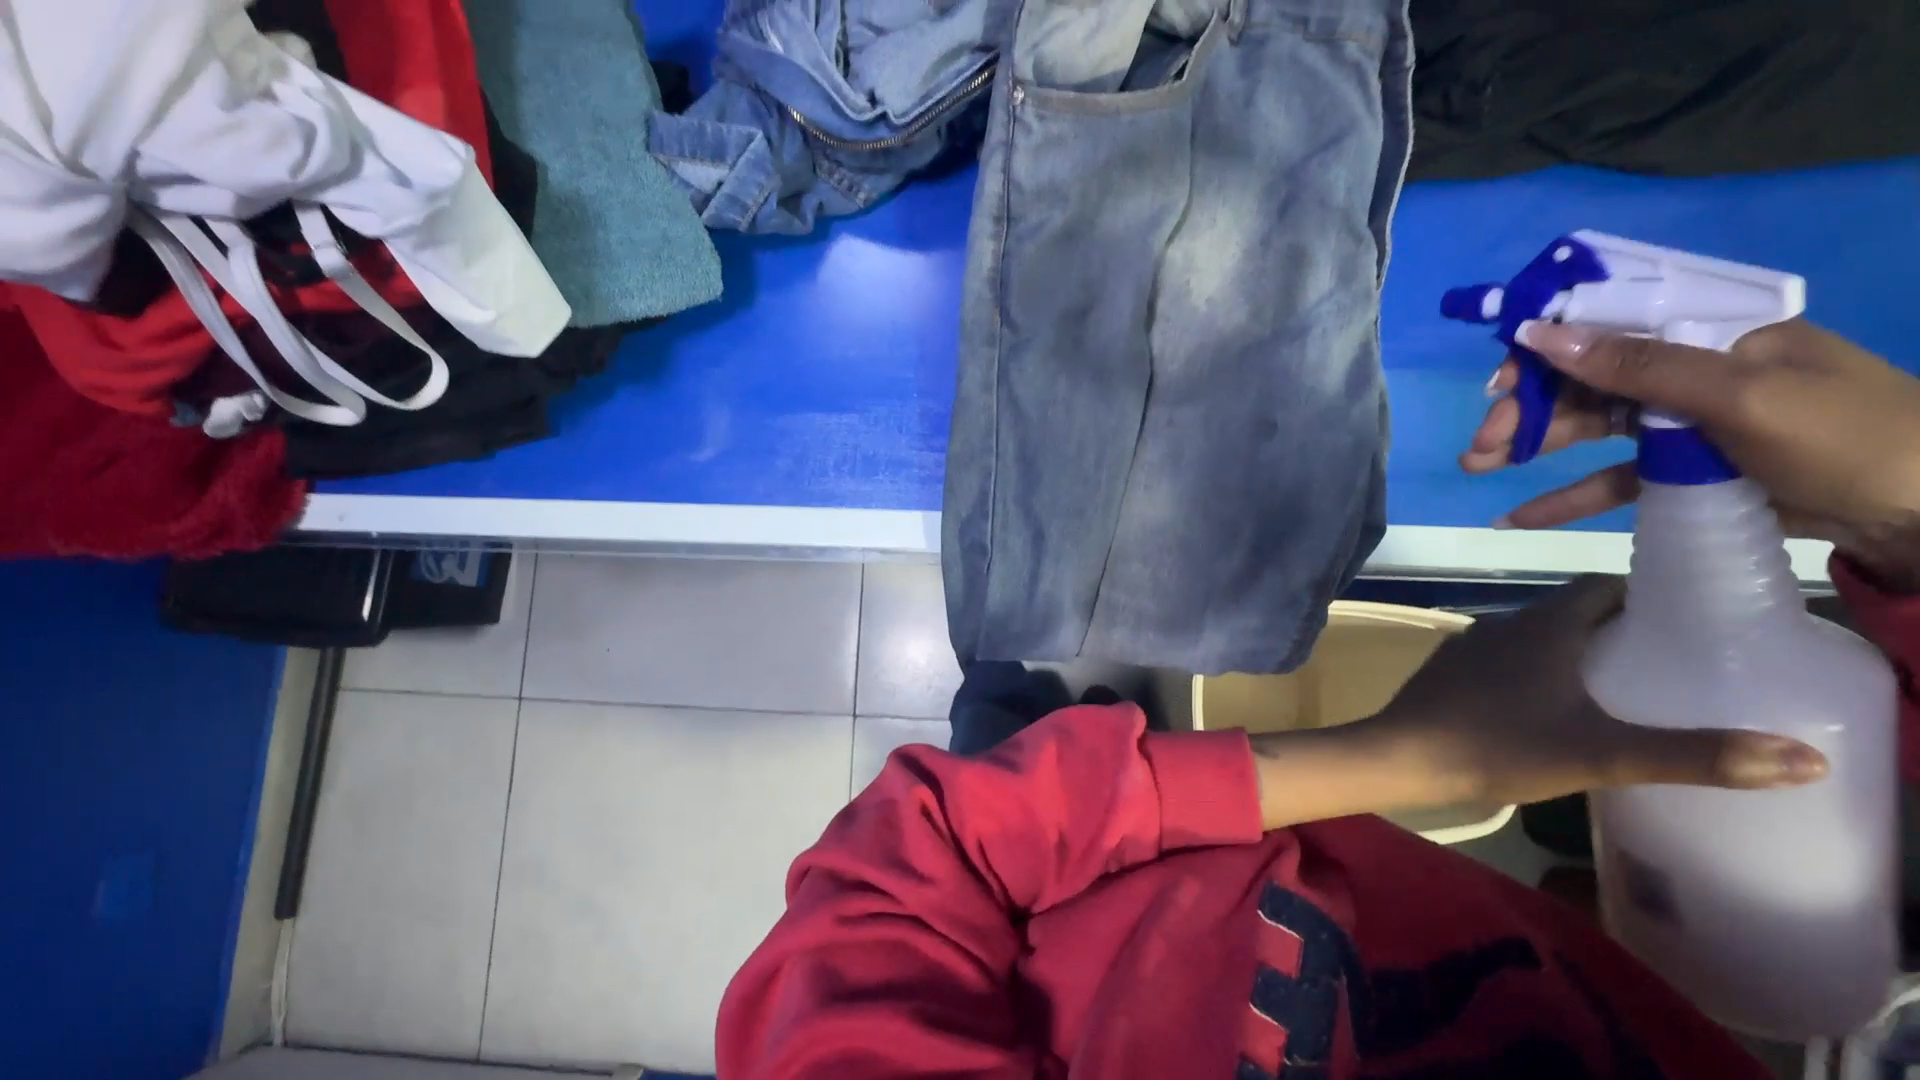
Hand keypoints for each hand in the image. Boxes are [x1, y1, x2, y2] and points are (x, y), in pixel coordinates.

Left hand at [1255, 577, 1827, 826]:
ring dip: (1571, 651)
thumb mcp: (1605, 754)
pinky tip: (1546, 706)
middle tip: (1662, 660)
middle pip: (1570, 610)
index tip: (1684, 622)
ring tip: (1613, 685)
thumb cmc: (1500, 745)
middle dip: (1615, 628)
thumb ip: (1697, 754)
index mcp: (1545, 624)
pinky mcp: (1447, 670)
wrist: (1400, 757)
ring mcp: (1469, 645)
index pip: (1603, 586)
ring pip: (1534, 635)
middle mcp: (1505, 622)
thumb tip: (1805, 758)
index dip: (1644, 597)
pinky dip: (1532, 671)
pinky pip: (1502, 659)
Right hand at [1461, 318, 1919, 591]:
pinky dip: (1566, 494)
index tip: (1496, 380)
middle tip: (1480, 445)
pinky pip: (1611, 476)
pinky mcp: (1684, 467)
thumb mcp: (1741, 395)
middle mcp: (1690, 368)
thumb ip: (1639, 367)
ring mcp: (1685, 419)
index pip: (1608, 324)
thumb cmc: (1846, 438)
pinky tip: (1519, 513)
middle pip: (1587, 380)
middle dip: (1526, 408)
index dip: (1545, 346)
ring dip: (1531, 445)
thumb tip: (1544, 332)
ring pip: (1589, 425)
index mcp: (1712, 331)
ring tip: (1477, 467)